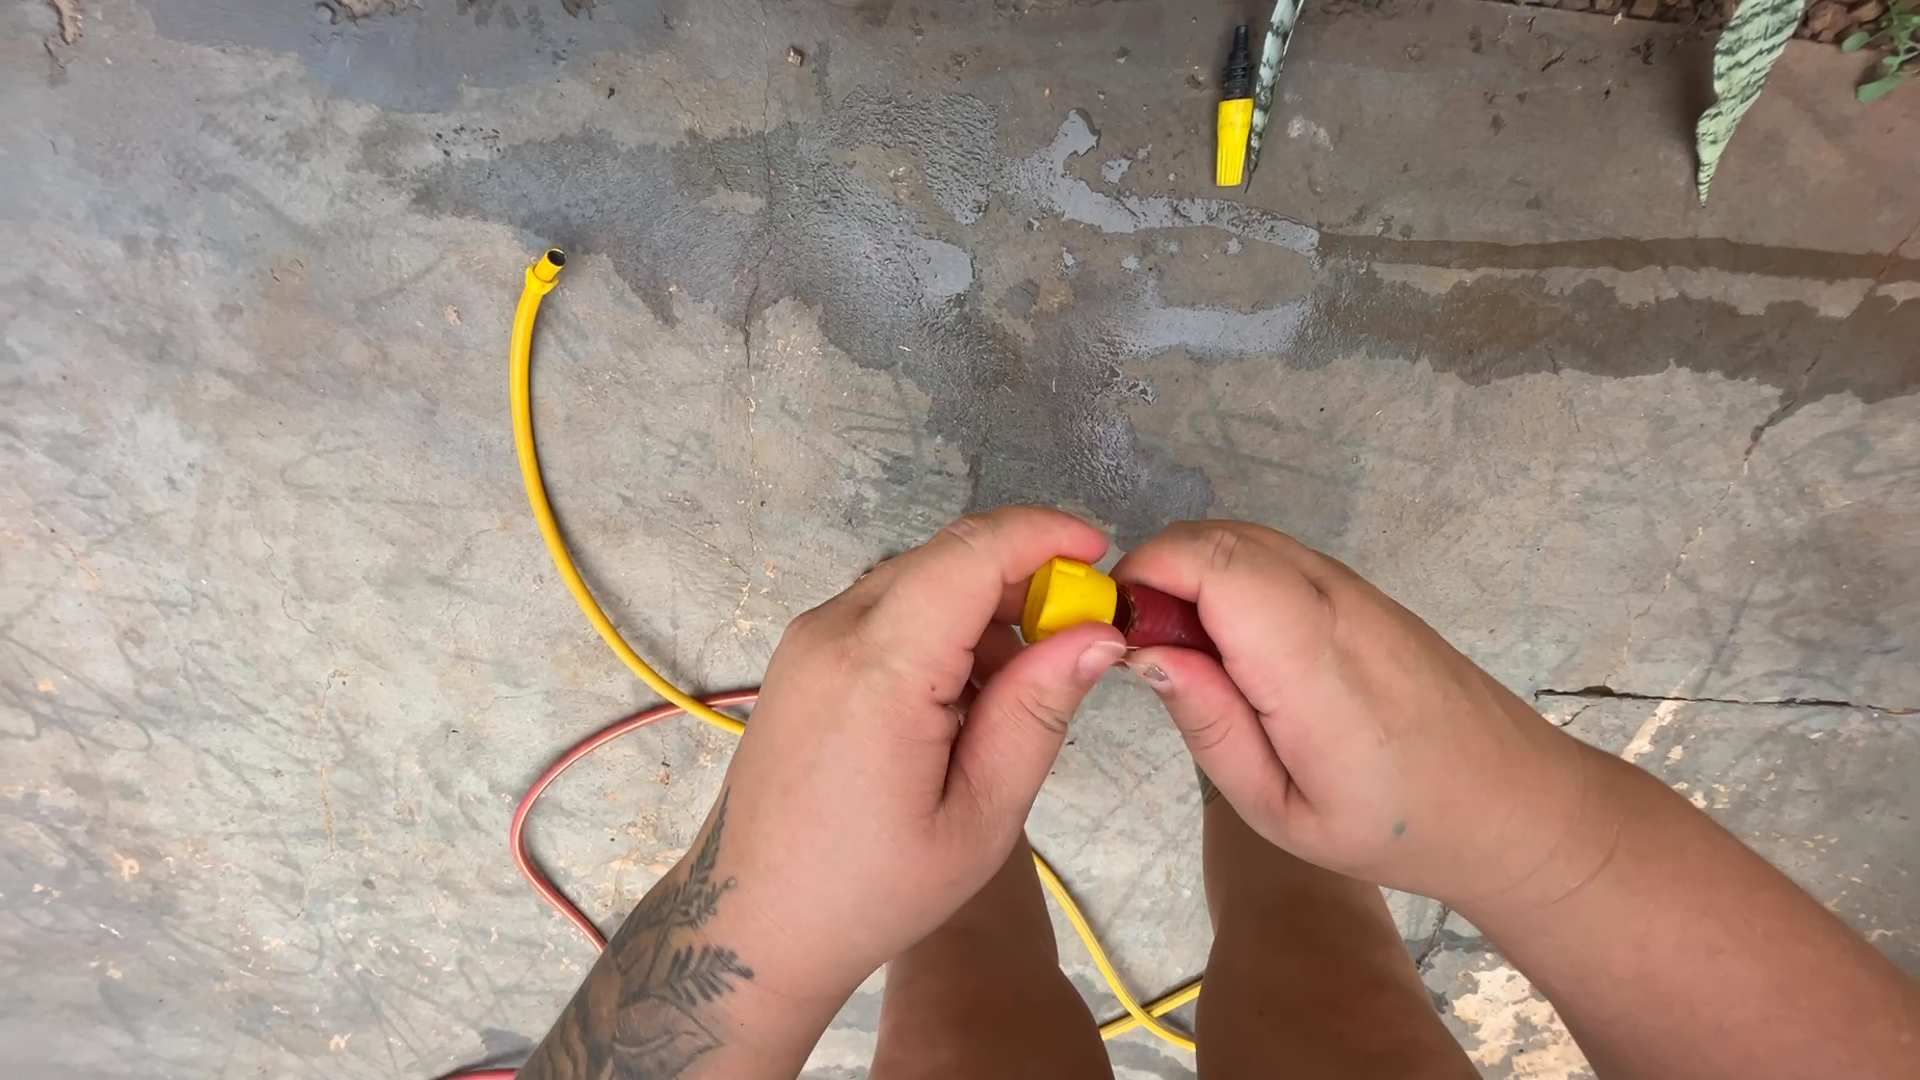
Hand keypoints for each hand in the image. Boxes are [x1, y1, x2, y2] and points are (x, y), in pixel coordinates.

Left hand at [712, 507, 1127, 1000]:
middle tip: (1068, 638)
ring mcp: (811, 633)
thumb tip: (1098, 633)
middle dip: (1021, 576)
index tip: (1099, 552)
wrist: (752, 921)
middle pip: (948, 556)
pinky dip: (941, 625)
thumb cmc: (873, 887)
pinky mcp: (805, 649)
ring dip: (981, 607)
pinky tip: (956, 695)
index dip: (1043, 533)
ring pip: (921, 577)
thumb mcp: (981, 814)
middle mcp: (835, 626)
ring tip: (1006, 693)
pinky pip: (890, 606)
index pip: (971, 552)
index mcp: (880, 666)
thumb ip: (1039, 710)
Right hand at [1113, 521, 1591, 907]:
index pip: (1210, 561)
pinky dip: (1223, 575)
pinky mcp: (1354, 584)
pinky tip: (1232, 639)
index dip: (1145, 574)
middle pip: (1214, 536)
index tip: (1121, 630)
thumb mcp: (1276, 806)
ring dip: (1187, 572)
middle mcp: (1329, 597)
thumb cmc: (1391, 823)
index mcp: (1309, 657)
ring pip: (1236, 536)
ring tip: (1189, 647)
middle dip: (1155, 572)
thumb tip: (1143, 650)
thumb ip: (1207, 722)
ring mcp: (1348, 582)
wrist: (1515, 803)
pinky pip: (1266, 552)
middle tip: (1147, 645)